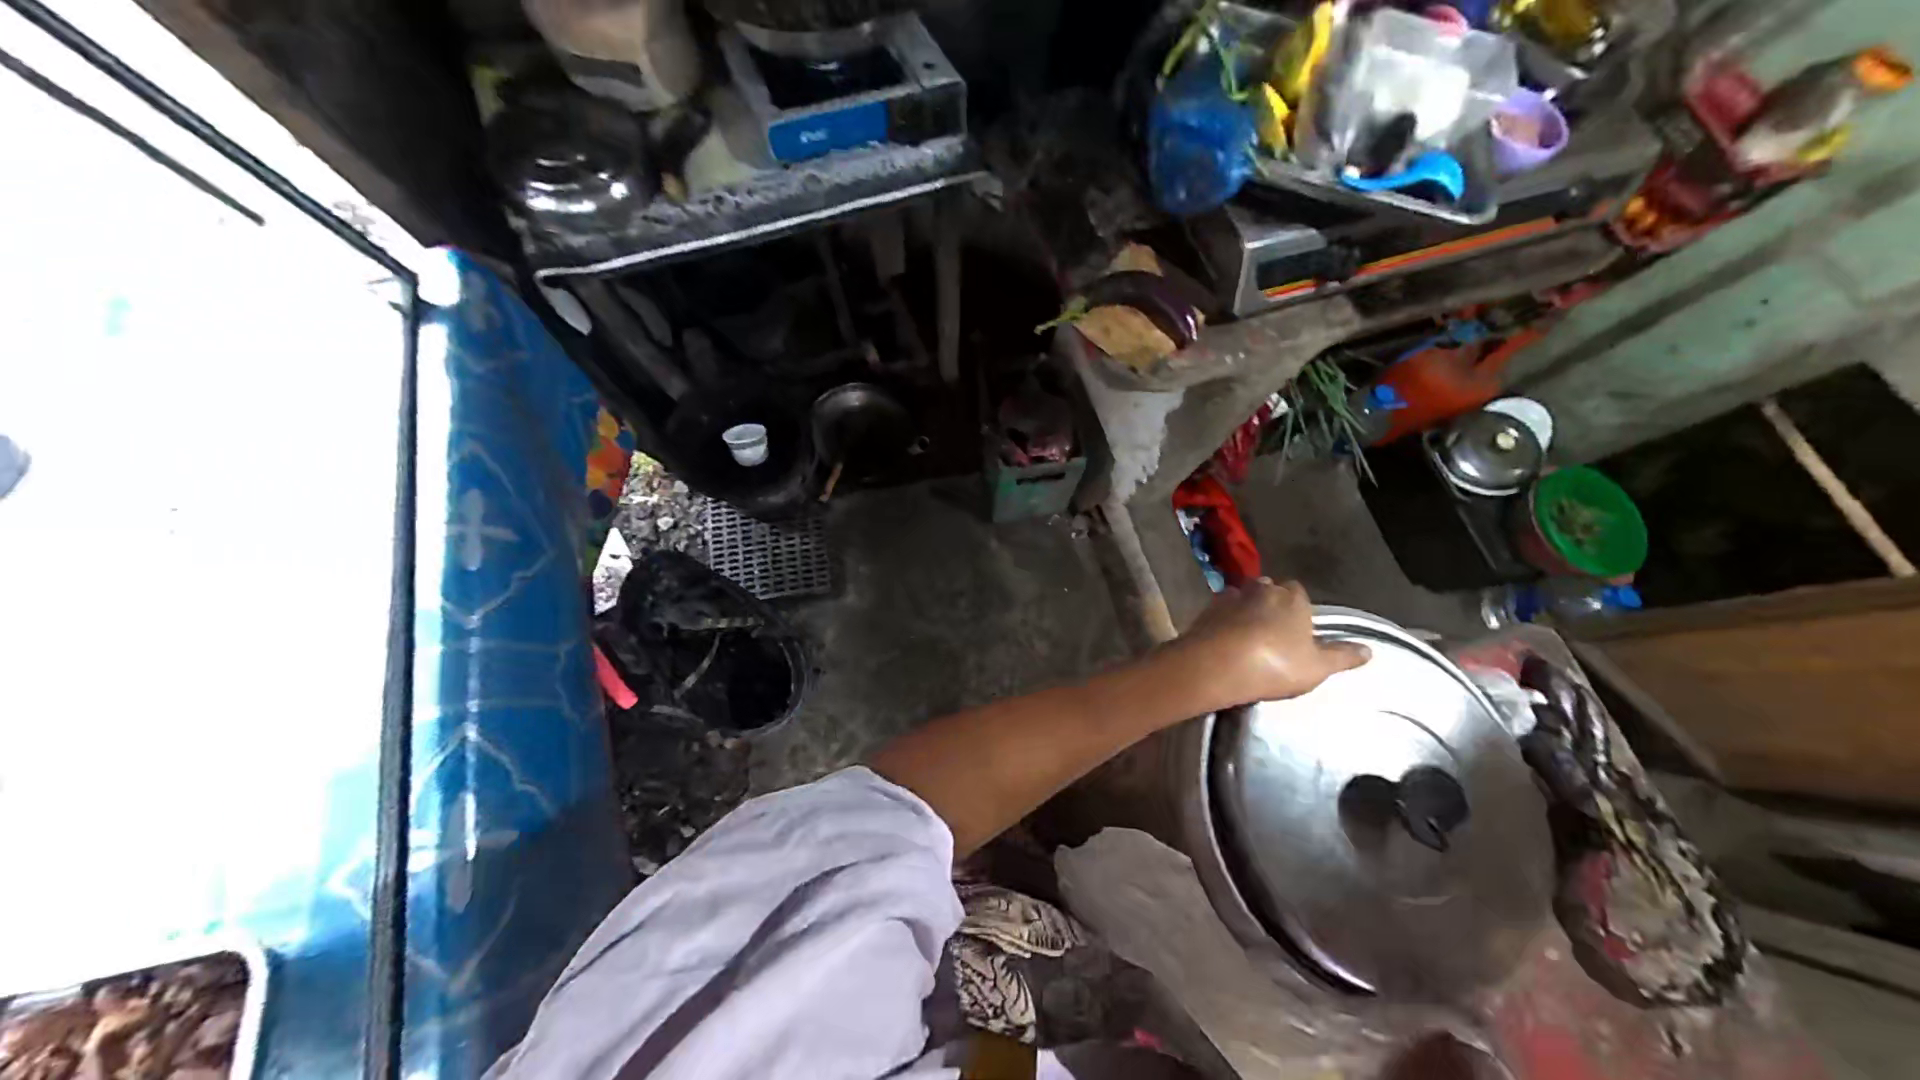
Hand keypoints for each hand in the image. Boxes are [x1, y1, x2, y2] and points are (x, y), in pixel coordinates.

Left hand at [1164, 579, 1368, 710]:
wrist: (1217, 664)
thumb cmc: (1275, 664)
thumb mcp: (1317, 667)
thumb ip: (1342, 657)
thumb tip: (1369, 649)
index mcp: (1292, 597)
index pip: (1298, 592)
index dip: (1297, 607)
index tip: (1296, 626)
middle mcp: (1261, 589)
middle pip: (1267, 590)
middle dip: (1269, 603)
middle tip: (1271, 630)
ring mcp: (1230, 597)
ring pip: (1241, 597)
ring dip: (1243, 610)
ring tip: (1245, 633)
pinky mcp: (1205, 609)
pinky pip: (1219, 610)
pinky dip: (1222, 619)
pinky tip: (1223, 636)